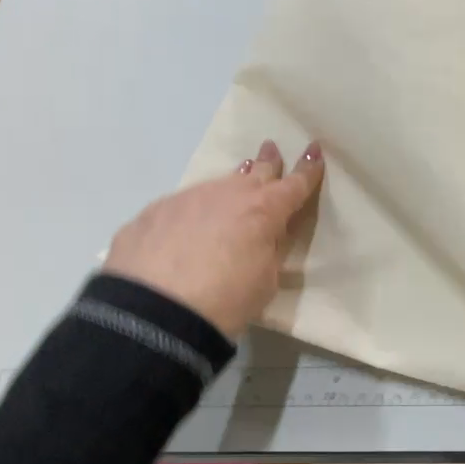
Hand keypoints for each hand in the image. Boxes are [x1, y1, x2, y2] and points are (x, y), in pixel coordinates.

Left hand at [103, 140, 323, 338]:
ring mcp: (186, 200)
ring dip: (228, 187)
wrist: (150, 316)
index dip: (309, 168)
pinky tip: (184, 227)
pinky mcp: (152, 214)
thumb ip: (269, 250)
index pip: (296, 183)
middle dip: (267, 160)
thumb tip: (262, 236)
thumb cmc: (224, 300)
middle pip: (255, 171)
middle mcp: (227, 194)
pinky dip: (191, 212)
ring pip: (216, 186)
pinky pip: (181, 206)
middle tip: (270, 147)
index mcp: (264, 210)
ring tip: (230, 191)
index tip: (314, 150)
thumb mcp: (266, 279)